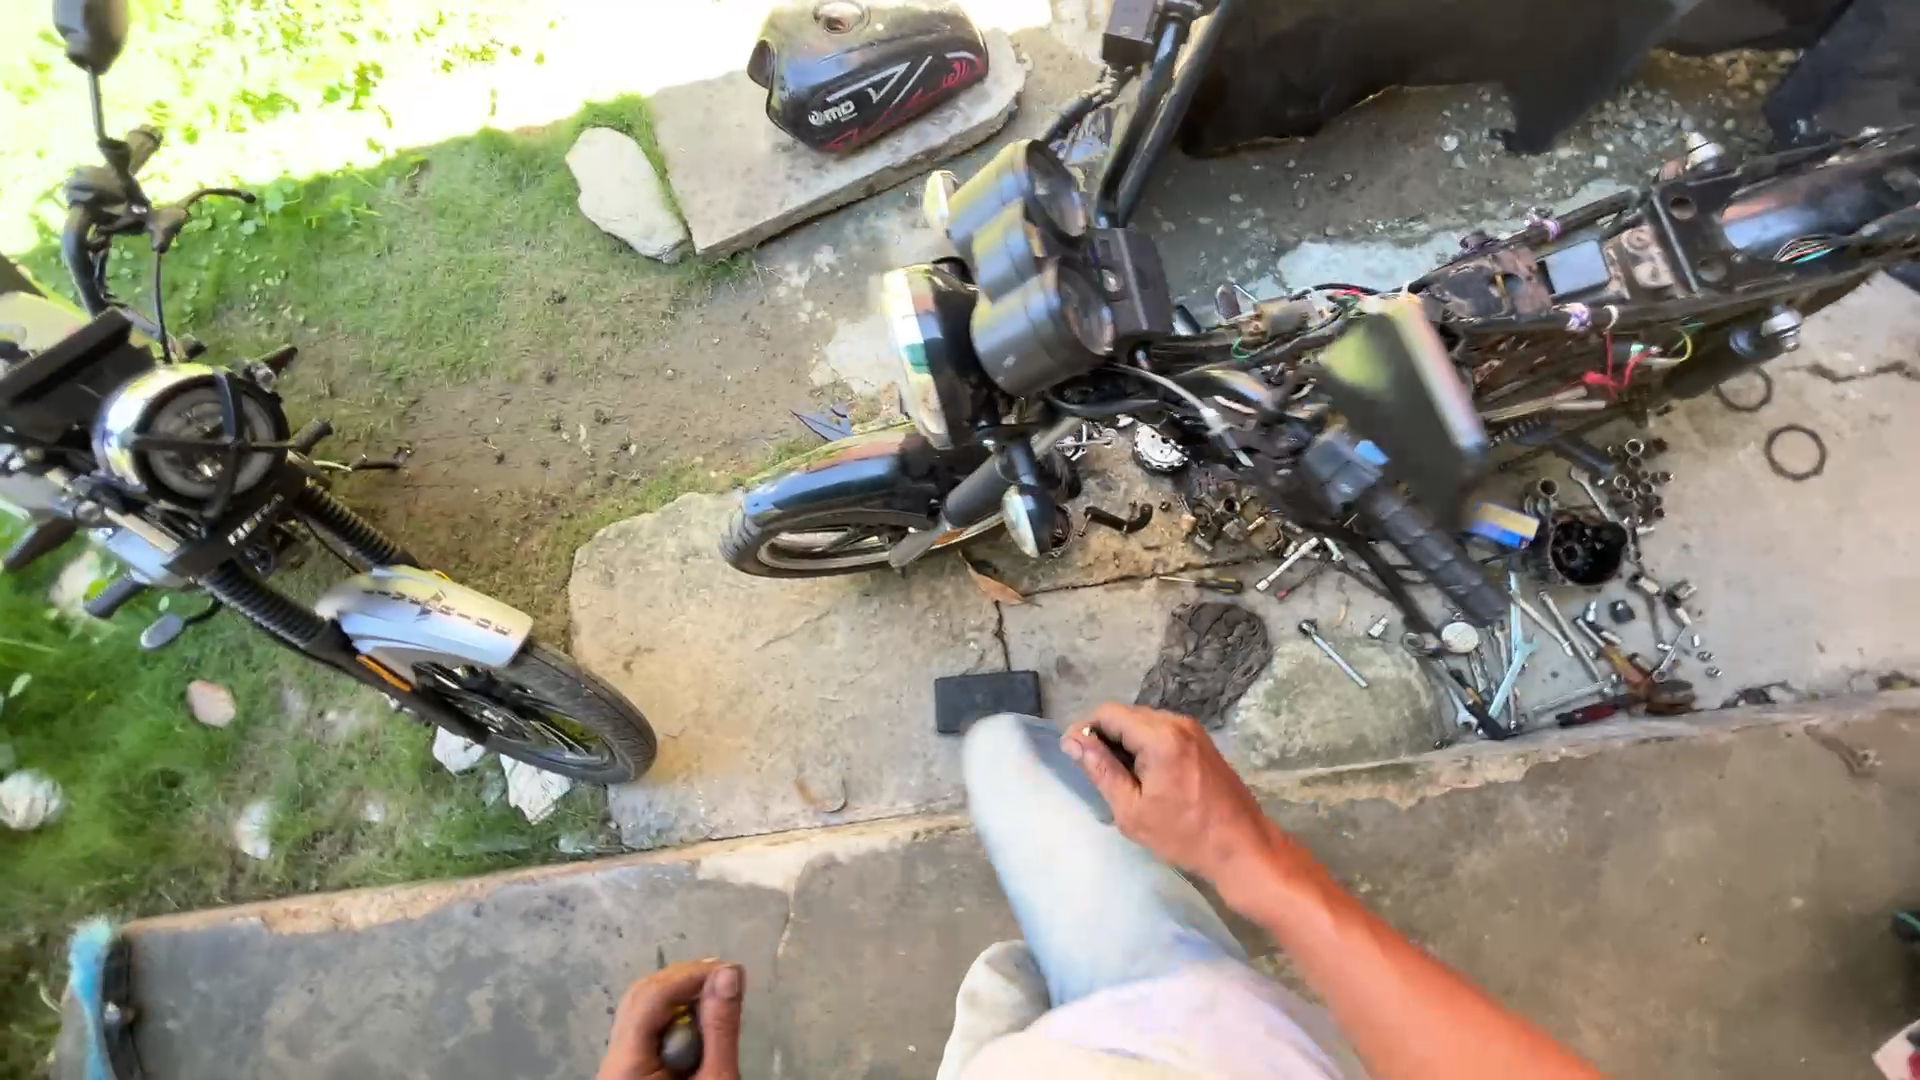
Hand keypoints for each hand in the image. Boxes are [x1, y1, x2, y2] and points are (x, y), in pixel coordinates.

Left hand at [598, 960, 744, 1079]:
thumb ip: (721, 1029)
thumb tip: (730, 971)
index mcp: (625, 1066)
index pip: (651, 995)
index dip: (691, 974)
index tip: (730, 971)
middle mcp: (613, 1060)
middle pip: (642, 994)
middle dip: (685, 980)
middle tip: (725, 981)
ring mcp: (619, 1065)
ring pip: (644, 1007)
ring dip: (682, 996)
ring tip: (717, 1001)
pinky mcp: (629, 1070)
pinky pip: (647, 1028)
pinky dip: (676, 1016)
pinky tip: (701, 1026)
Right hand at [1061, 704, 1286, 891]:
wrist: (1244, 849)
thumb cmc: (1185, 836)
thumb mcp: (1131, 810)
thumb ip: (1100, 770)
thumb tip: (1072, 741)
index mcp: (1159, 737)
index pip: (1108, 713)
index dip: (1084, 729)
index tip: (1074, 754)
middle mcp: (1177, 722)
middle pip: (1126, 714)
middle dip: (1104, 736)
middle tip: (1095, 770)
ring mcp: (1192, 729)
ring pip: (1143, 721)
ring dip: (1125, 740)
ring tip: (1119, 776)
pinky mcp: (1201, 740)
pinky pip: (1161, 730)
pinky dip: (1145, 744)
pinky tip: (1144, 775)